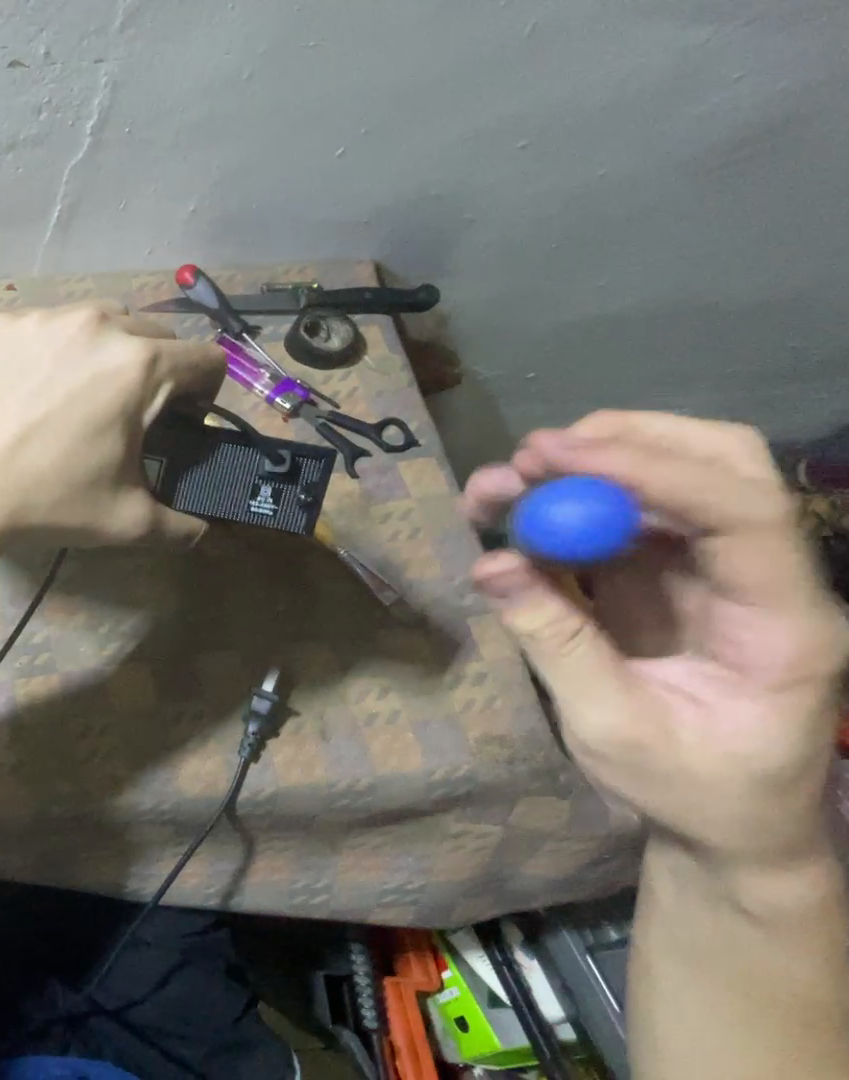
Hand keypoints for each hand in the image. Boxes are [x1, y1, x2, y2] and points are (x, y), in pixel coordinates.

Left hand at [0, 301, 225, 548]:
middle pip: (153, 334)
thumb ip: (181, 524)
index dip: (204, 391)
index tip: (181, 416)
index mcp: (141, 365)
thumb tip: (203, 531)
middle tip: (124, 411)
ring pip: (97, 321)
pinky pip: (43, 327)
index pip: (206, 359)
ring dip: (102, 351)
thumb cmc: (48, 503)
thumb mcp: (127, 521)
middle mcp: (98, 324)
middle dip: (153, 369)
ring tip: (75, 394)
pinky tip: (27, 389)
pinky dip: (48, 351)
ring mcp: (43, 319)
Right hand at [462, 411, 847, 870]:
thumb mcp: (615, 730)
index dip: (648, 472)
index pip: (741, 513)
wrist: (727, 822)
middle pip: (721, 465)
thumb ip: (557, 646)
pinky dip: (556, 508)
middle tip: (530, 457)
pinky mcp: (660, 581)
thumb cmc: (692, 789)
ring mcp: (708, 574)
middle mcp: (756, 578)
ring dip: (579, 471)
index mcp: (784, 620)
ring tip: (494, 488)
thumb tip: (490, 565)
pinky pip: (613, 522)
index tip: (550, 458)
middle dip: (623, 445)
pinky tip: (504, 516)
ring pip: (665, 481)